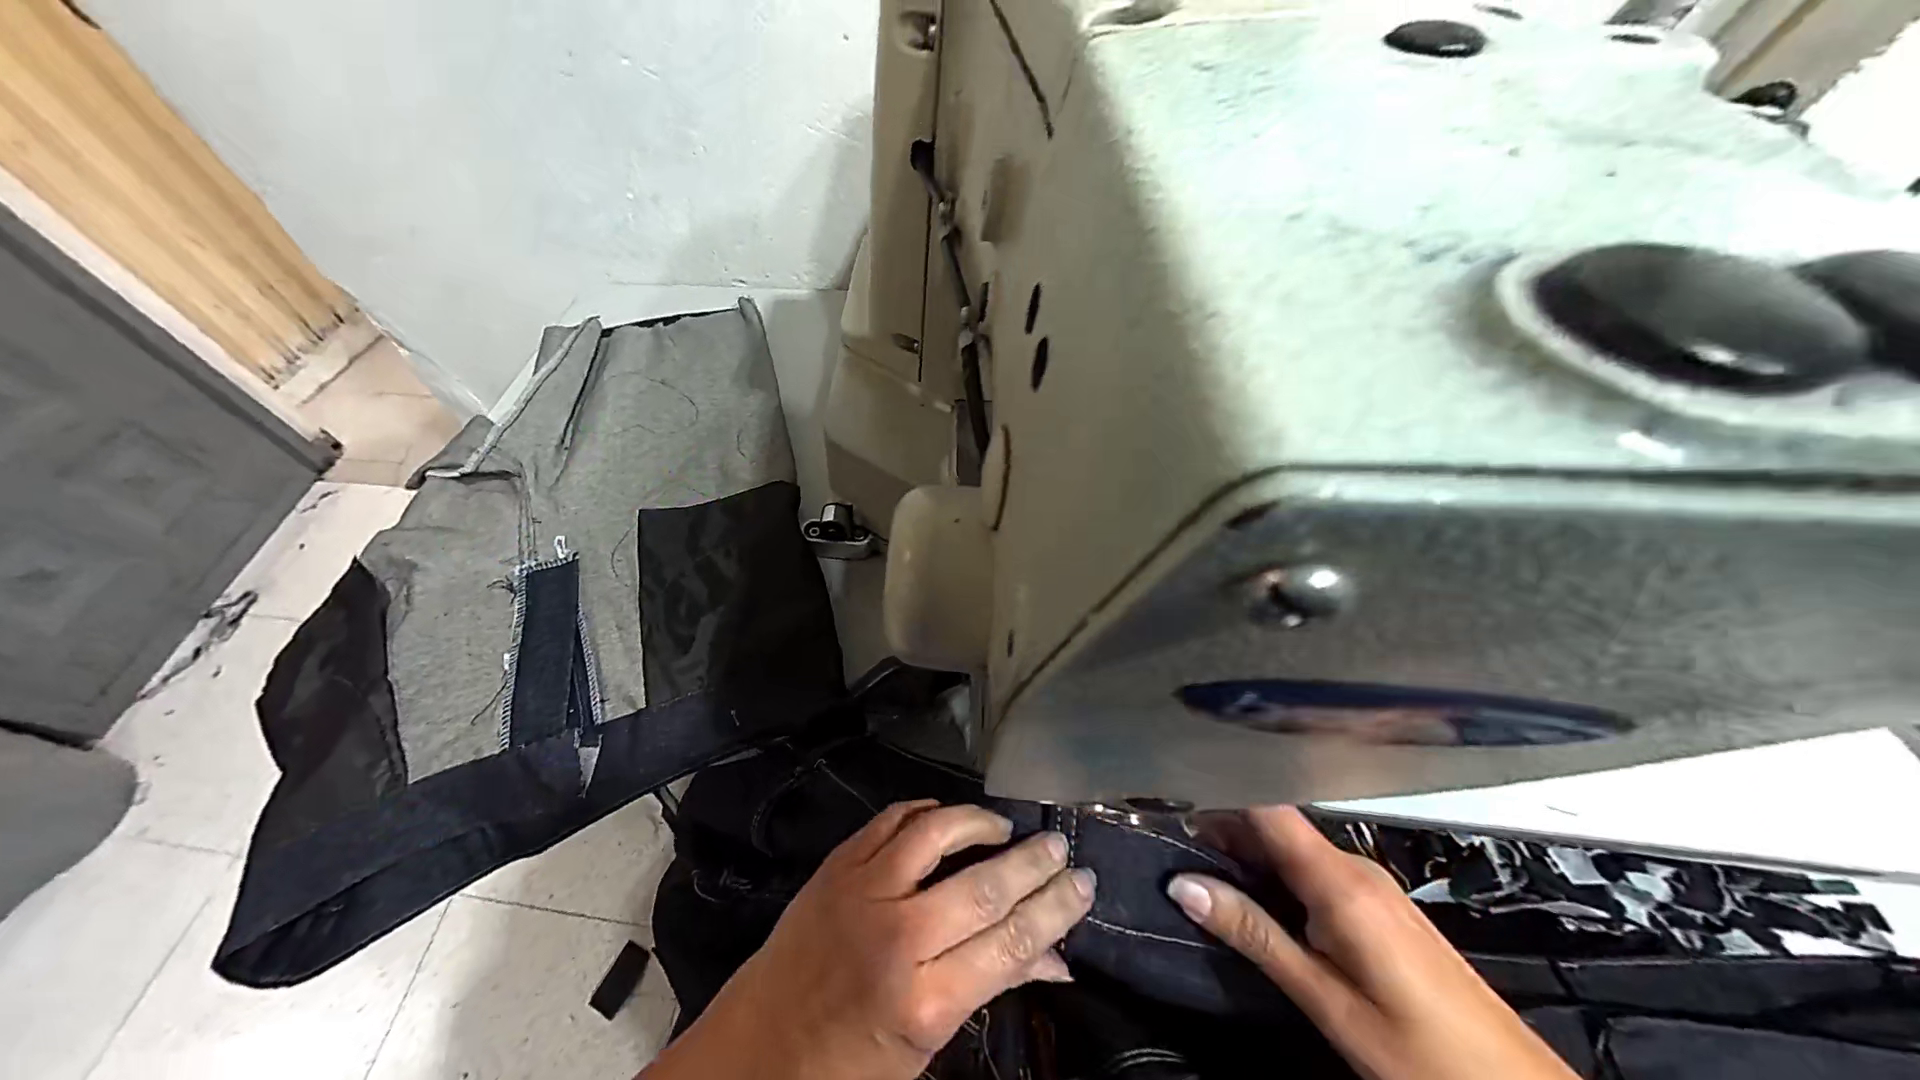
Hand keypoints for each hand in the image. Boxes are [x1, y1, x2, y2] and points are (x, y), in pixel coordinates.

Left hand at [645, 800, 1095, 1079]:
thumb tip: (1059, 962)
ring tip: (1007, 827)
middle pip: (983, 887)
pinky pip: (892, 820)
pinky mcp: (837, 866)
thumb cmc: (849, 1061)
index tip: (1084, 884)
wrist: (757, 1050)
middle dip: (1033, 865)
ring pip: (936, 835)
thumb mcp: (928, 1042)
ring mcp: (862, 892)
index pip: (1009, 943)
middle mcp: (897, 938)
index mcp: (924, 1001)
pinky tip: (948, 816)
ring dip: (980, 824)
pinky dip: (926, 811)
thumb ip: (992, 988)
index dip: (1055, 909)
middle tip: (1060, 845)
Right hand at [1166, 807, 1576, 1079]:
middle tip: (1178, 849)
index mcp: (1341, 882)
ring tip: (1206, 876)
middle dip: (1223, 830)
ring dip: (1248, 856)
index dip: (1219, 791)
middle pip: (1276, 824)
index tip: (1176, 795)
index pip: (1267, 806)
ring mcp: (1373, 886)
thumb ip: (1253, 934)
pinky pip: (1315, 871)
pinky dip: (1276, 877)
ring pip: (1293, 847)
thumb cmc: (1428, 1054)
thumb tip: (1187, 887)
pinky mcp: (1381, 907)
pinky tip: (1258, 903)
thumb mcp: (1323, 997)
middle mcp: (1359, 871)